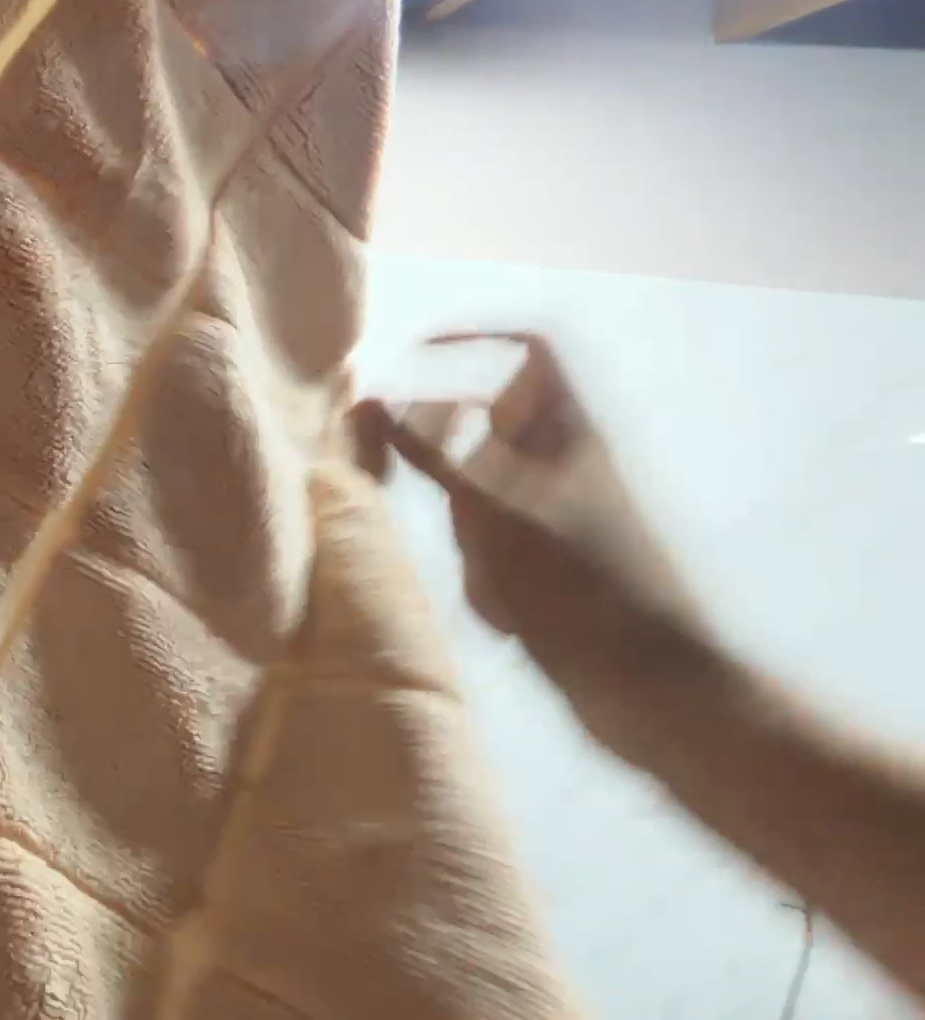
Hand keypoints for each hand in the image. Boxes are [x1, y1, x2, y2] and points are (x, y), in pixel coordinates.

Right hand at [352, 332, 709, 760]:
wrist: (649, 684)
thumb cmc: (580, 582)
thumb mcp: (494, 508)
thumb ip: (430, 450)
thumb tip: (373, 397)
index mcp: (570, 432)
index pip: (531, 349)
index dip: (474, 338)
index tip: (411, 354)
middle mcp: (560, 462)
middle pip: (479, 428)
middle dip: (445, 468)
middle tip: (430, 500)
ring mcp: (548, 510)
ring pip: (471, 495)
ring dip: (465, 536)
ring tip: (493, 578)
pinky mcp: (539, 556)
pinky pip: (481, 544)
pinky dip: (478, 571)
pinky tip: (508, 609)